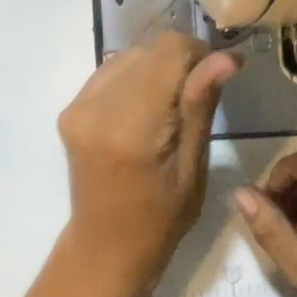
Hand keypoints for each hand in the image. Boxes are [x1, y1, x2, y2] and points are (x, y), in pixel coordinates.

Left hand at [57, 34, 241, 285]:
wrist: (106, 245)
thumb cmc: (161, 217)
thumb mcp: (193, 168)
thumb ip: (201, 107)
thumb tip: (225, 57)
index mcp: (130, 128)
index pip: (169, 53)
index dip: (201, 54)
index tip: (223, 74)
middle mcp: (96, 108)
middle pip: (149, 50)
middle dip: (182, 62)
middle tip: (202, 95)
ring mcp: (77, 107)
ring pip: (130, 56)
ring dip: (159, 69)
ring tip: (175, 106)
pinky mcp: (71, 110)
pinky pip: (111, 72)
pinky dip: (136, 80)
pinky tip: (148, 110)